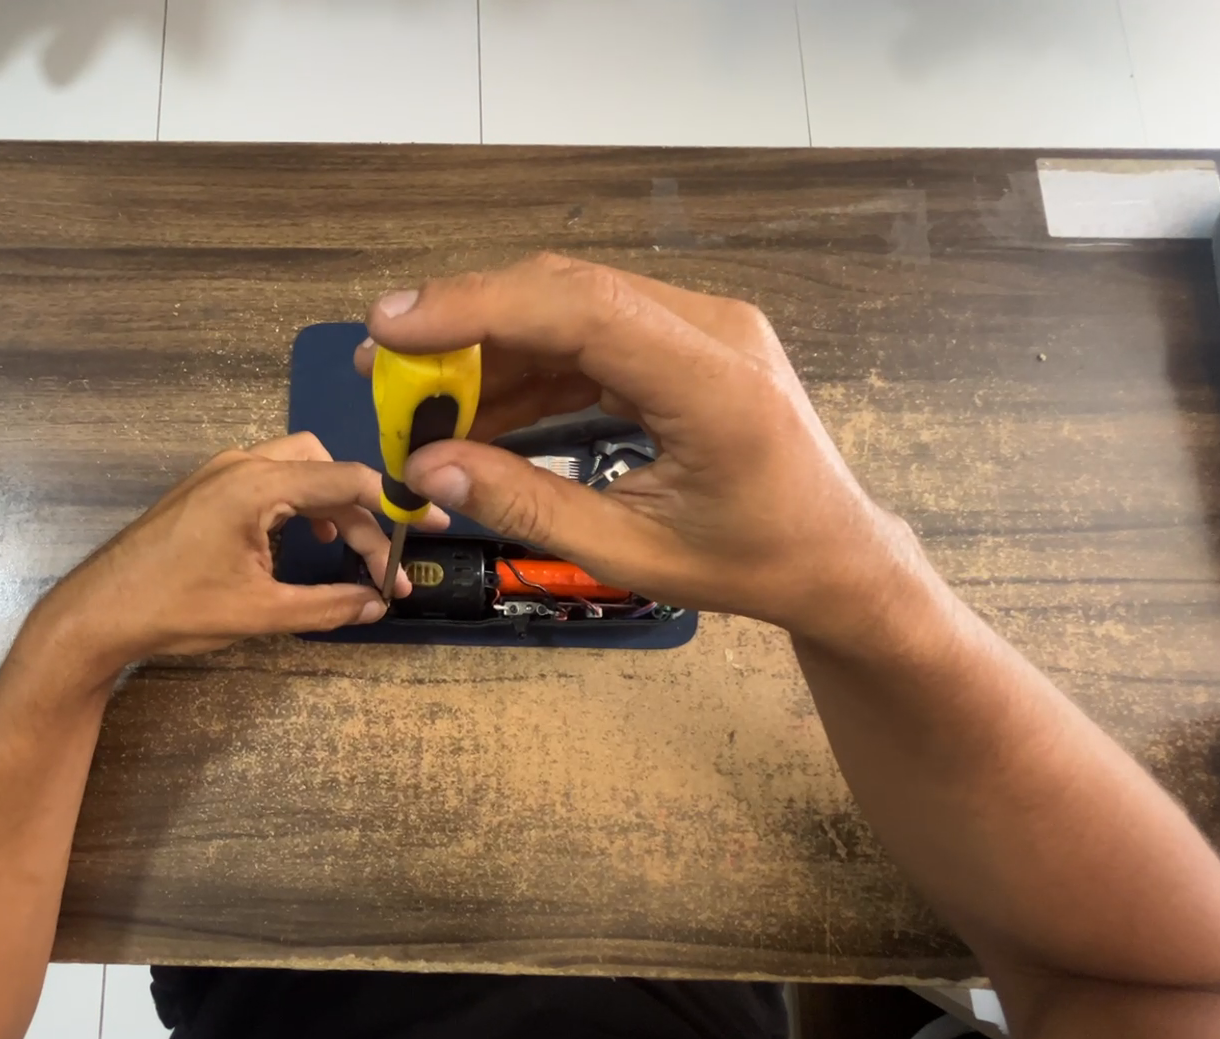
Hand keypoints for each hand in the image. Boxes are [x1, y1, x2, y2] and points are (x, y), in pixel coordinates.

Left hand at [36, 433, 446, 674]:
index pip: (347, 480)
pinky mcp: (208, 487)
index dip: (395, 506)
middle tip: (380, 559)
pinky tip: (300, 539)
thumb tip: (377, 605)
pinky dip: (299, 504)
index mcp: (256, 485)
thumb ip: (328, 606)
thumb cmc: (176, 609)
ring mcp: (220, 472)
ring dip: (330, 504)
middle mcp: (241, 464)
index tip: (429, 528)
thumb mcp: (262, 613)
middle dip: (362, 510)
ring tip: (347, 548)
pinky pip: (270, 479)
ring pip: (298, 468)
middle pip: (325, 467)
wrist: (98, 612)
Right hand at [356, 254, 917, 644]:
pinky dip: (524, 374)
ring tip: (419, 402)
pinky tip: (477, 413)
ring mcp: (694, 329)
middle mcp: (706, 327)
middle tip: (384, 365)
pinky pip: (583, 342)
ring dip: (486, 353)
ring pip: (565, 313)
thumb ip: (523, 504)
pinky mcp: (678, 345)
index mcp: (711, 379)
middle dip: (461, 324)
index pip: (577, 308)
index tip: (388, 326)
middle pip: (561, 293)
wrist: (835, 558)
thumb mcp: (628, 550)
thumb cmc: (748, 564)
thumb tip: (425, 467)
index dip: (473, 307)